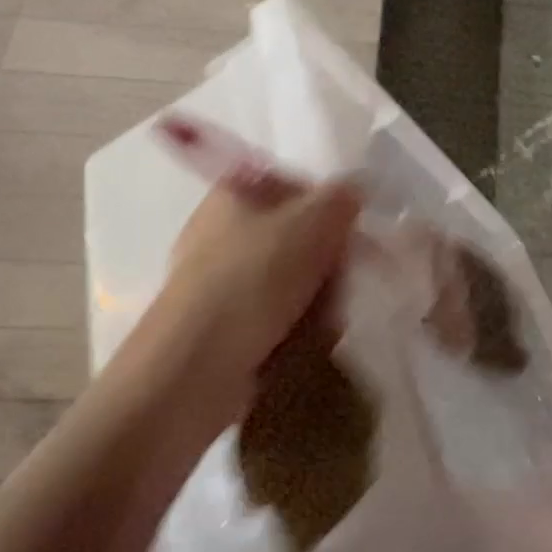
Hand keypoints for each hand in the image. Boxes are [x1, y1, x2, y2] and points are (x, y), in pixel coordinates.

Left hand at [155, 169, 362, 383]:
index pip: (293, 183)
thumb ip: (342, 196)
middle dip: (328, 256)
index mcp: (231, 193)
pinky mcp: (223, 326)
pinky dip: (300, 325)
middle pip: (296, 234)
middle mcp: (219, 232)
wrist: (196, 367)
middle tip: (347, 275)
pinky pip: (277, 315)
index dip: (329, 202)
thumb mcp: (312, 221)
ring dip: (320, 295)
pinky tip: (314, 339)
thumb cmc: (253, 279)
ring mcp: (219, 281)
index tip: (354, 227)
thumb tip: (355, 192)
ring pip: (291, 277)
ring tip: (333, 315)